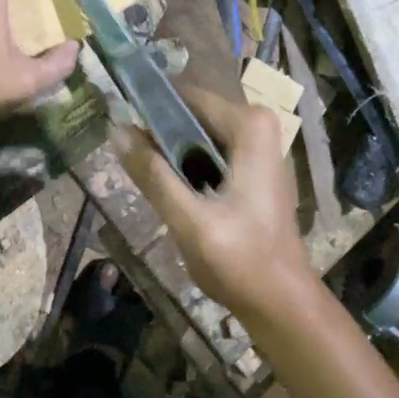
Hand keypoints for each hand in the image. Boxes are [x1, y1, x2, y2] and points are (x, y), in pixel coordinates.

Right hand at [116, 90, 310, 317]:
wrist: (282, 303)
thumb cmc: (241, 261)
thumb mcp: (189, 220)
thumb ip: (153, 174)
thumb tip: (116, 129)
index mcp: (249, 126)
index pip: (186, 95)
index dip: (149, 104)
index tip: (117, 118)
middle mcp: (258, 125)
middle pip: (191, 112)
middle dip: (158, 130)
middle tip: (128, 154)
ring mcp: (258, 145)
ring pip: (197, 131)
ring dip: (169, 148)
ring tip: (141, 170)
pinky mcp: (253, 164)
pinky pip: (208, 148)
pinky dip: (185, 161)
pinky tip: (168, 185)